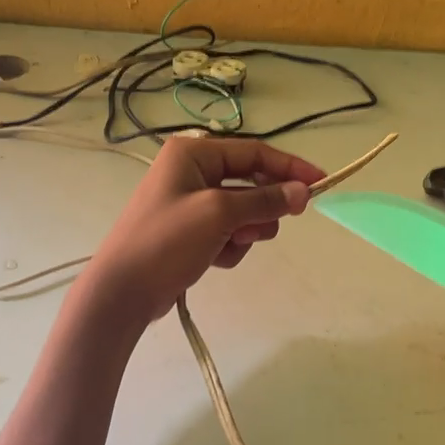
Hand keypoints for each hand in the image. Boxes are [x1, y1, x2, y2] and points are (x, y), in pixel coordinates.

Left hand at [85, 137, 324, 323]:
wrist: (123, 291)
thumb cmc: (167, 241)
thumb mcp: (220, 214)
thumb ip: (265, 200)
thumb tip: (303, 191)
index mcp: (192, 154)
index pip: (255, 152)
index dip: (290, 168)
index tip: (321, 184)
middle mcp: (190, 172)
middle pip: (250, 182)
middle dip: (261, 207)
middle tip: (270, 226)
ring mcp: (189, 204)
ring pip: (242, 211)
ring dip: (245, 230)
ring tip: (230, 246)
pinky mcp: (189, 233)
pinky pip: (227, 232)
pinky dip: (228, 246)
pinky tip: (214, 261)